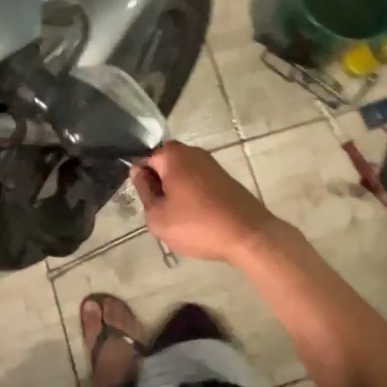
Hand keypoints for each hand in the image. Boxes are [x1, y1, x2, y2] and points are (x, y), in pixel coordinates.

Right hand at [131, 141, 287, 265]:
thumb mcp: (158, 216)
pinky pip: (197, 182)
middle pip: (163, 166)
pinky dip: (193, 197)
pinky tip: (197, 218)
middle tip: (161, 214)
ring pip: (181, 176)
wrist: (249, 235)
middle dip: (159, 187)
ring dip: (176, 193)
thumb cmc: (198, 225)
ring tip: (180, 219)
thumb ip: (143, 191)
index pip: (143, 160)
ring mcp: (210, 163)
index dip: (140, 182)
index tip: (145, 203)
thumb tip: (138, 172)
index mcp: (172, 154)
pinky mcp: (224, 177)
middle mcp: (191, 151)